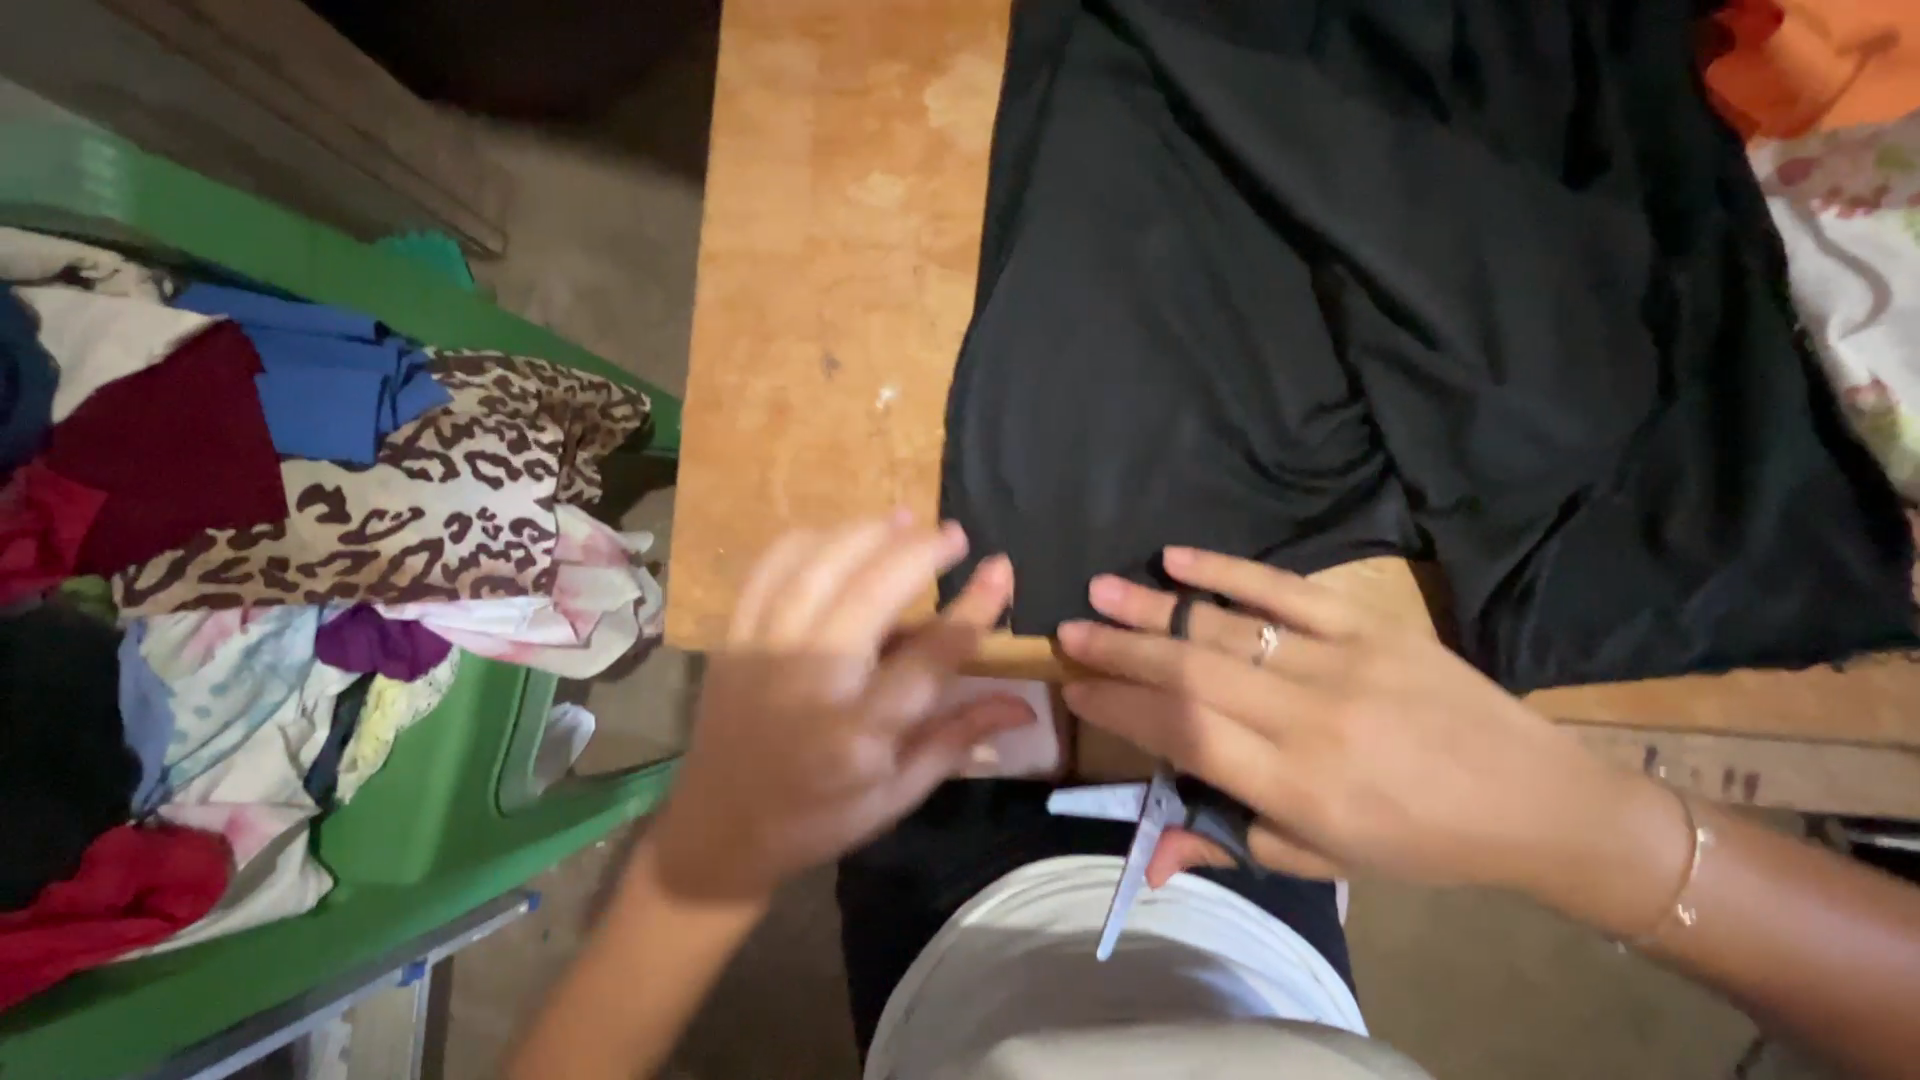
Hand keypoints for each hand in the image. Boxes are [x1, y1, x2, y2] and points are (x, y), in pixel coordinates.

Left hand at [649, 517, 1035, 901]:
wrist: (719, 828)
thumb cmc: (818, 818)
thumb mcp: (897, 796)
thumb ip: (957, 739)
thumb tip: (1023, 702)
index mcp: (856, 737)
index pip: (929, 659)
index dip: (973, 609)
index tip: (1001, 569)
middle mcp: (808, 684)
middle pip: (869, 595)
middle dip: (918, 553)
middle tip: (956, 535)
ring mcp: (762, 653)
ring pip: (816, 569)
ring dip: (866, 533)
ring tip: (907, 518)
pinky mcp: (732, 638)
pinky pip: (768, 569)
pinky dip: (808, 540)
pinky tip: (841, 534)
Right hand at [1057, 547, 1678, 899]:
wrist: (1536, 800)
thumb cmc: (1419, 843)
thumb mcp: (1321, 862)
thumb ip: (1228, 842)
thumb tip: (1147, 860)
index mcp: (1297, 785)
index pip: (1185, 735)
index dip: (1122, 710)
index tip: (1077, 690)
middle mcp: (1309, 718)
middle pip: (1191, 674)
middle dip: (1120, 651)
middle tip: (1068, 633)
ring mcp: (1341, 663)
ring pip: (1226, 629)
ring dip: (1154, 608)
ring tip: (1100, 590)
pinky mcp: (1370, 627)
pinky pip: (1285, 589)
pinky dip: (1226, 571)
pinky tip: (1176, 557)